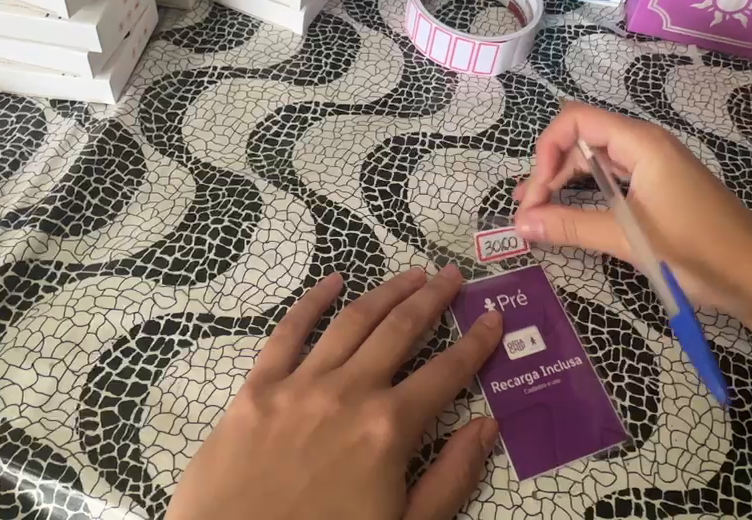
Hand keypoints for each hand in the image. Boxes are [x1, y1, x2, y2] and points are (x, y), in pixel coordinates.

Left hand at [169, 267, 502, 519]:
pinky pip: (289, 332)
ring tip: (412, 274)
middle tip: (452, 275)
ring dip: (387, 292)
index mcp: (388, 429)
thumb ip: (449, 478)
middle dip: (433, 299)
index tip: (493, 317)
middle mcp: (350, 392)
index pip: (446, 373)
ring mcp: (301, 384)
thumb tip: (488, 425)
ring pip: (353, 321)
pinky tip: (333, 281)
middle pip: (401, 330)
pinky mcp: (258, 388)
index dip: (475, 344)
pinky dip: (312, 301)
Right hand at [513, 104, 751, 338]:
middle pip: (583, 138)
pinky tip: (572, 213)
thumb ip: (571, 225)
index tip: (536, 193)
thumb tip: (520, 222)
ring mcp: (654, 165)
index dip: (547, 150)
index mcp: (641, 143)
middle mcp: (645, 144)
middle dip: (550, 169)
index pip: (575, 121)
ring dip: (565, 181)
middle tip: (529, 211)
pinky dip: (588, 192)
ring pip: (596, 159)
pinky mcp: (660, 186)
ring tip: (537, 212)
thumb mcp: (628, 238)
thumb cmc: (696, 251)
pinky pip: (613, 176)